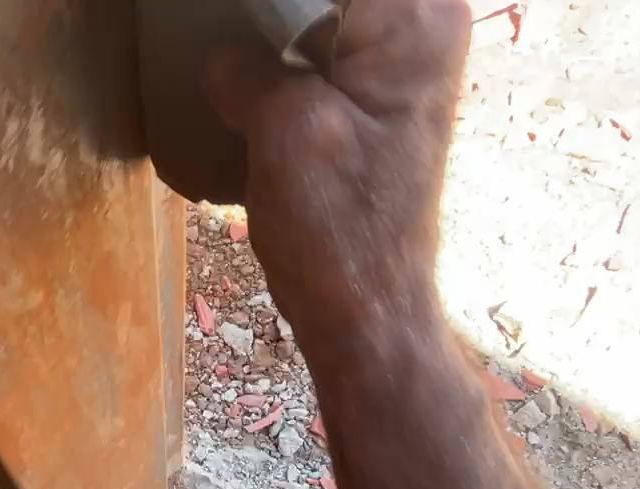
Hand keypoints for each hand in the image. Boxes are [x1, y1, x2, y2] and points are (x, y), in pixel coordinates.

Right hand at [205, 0, 471, 348]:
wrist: (362, 307)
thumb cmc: (334, 230)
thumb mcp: (286, 135)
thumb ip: (252, 73)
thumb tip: (219, 54)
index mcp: (415, 17)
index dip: (267, 1)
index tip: (223, 22)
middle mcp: (423, 22)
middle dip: (267, 14)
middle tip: (217, 36)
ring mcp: (400, 61)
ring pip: (320, 16)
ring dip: (269, 34)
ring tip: (226, 64)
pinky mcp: (372, 98)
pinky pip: (320, 51)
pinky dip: (279, 62)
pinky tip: (244, 85)